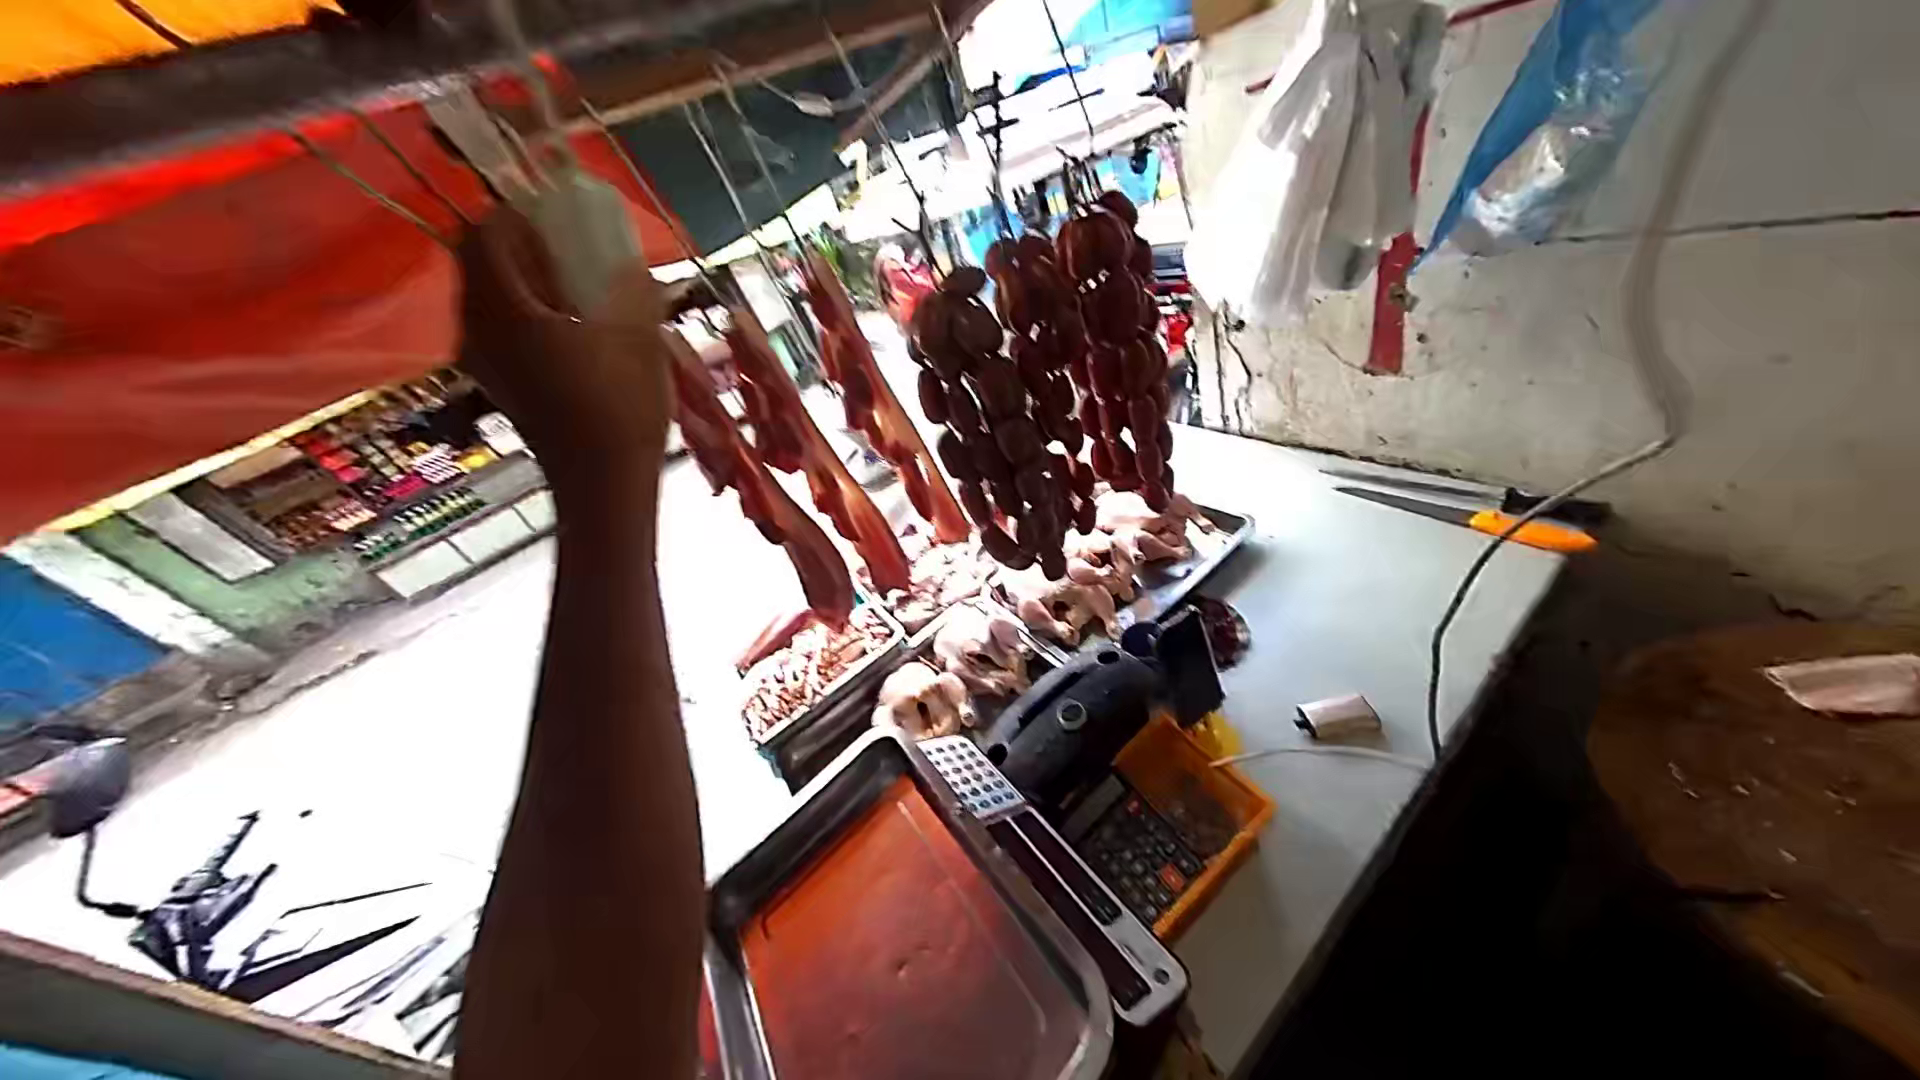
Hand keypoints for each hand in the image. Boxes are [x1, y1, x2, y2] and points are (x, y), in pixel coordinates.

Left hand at [457, 208, 672, 489]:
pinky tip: (571, 332)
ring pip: (489, 297)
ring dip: (525, 282)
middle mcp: (478, 330)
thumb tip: (629, 260)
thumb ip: (630, 289)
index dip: (519, 215)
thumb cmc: (622, 409)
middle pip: (481, 263)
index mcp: (506, 310)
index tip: (561, 218)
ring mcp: (483, 361)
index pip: (486, 233)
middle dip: (521, 248)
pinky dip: (525, 314)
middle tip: (570, 252)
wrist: (603, 482)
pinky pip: (498, 328)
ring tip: (576, 291)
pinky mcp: (499, 384)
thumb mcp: (639, 340)